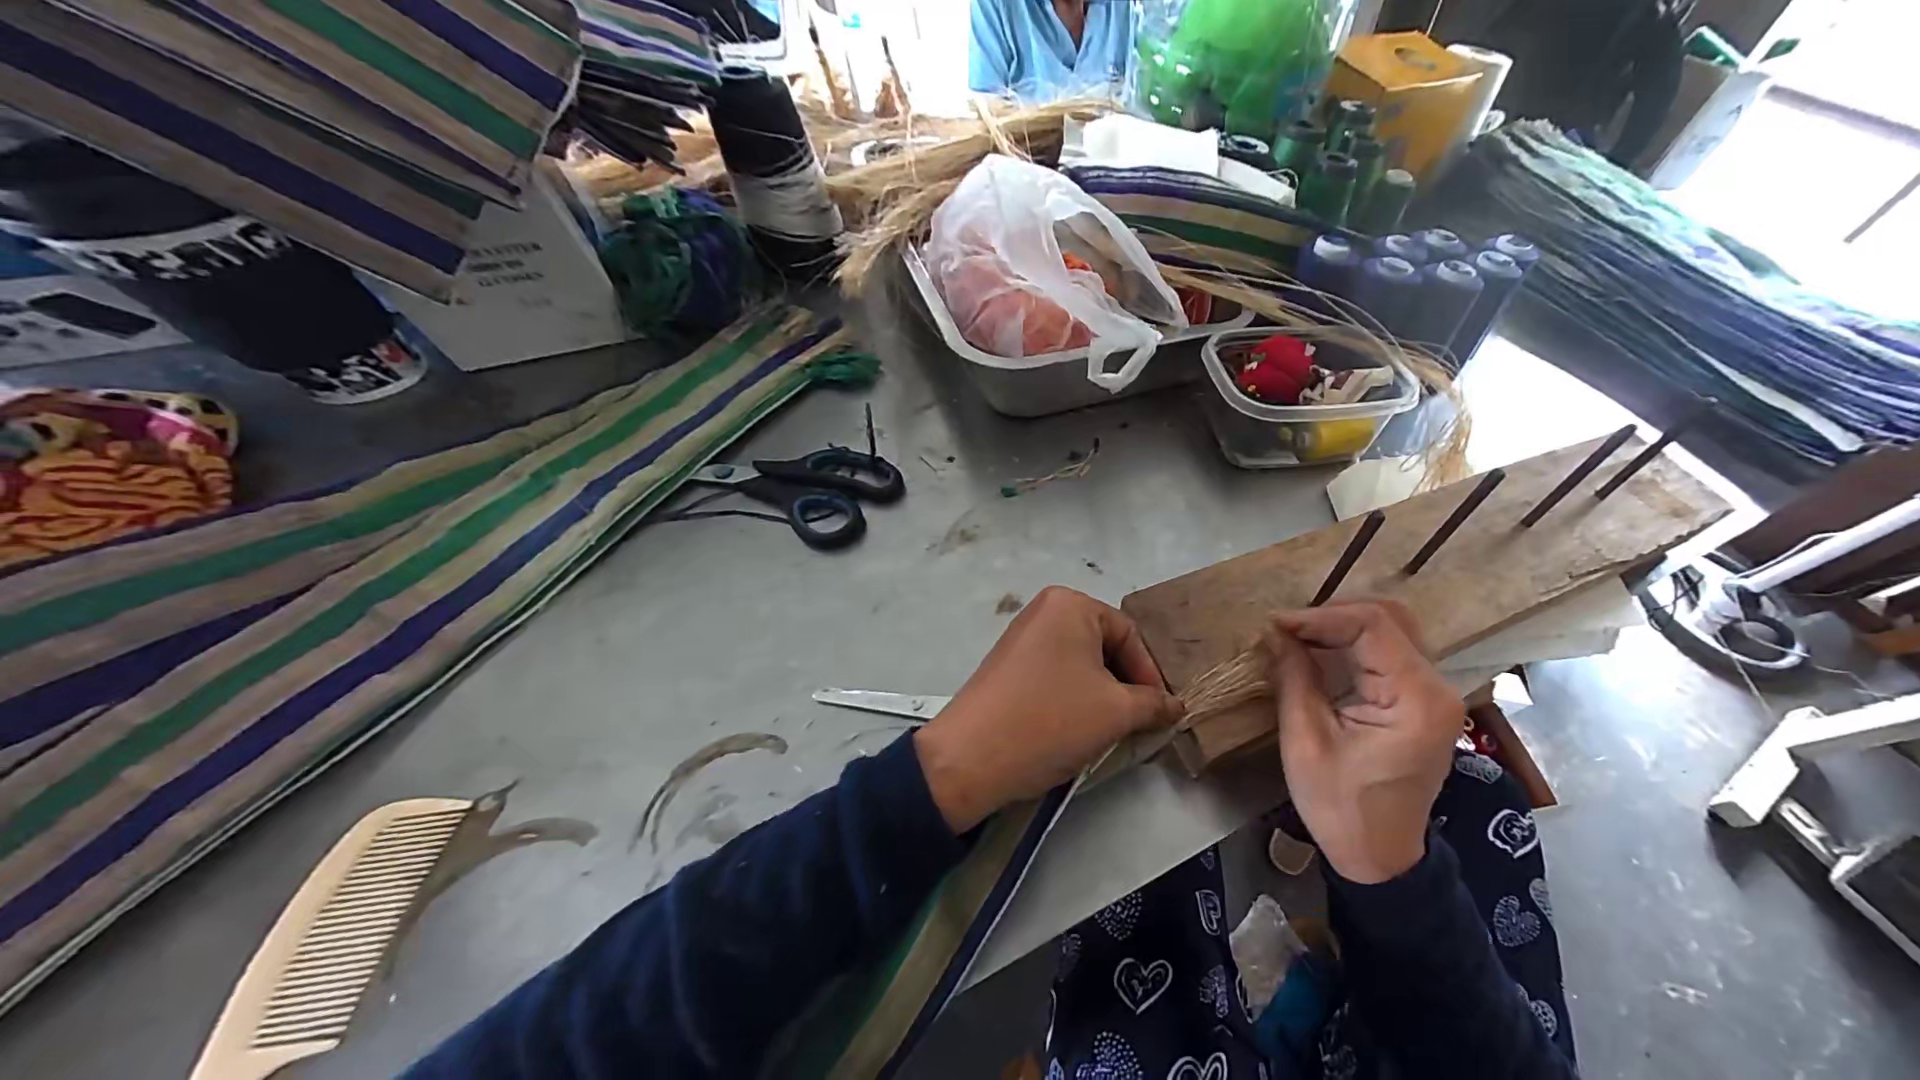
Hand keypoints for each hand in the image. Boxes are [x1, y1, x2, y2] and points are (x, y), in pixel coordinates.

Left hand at [914, 586, 1183, 832]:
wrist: (971, 757)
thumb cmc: (1051, 721)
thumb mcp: (1116, 712)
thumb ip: (1154, 704)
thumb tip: (1175, 706)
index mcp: (1070, 604)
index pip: (1129, 635)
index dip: (1150, 675)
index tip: (1160, 713)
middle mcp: (1043, 610)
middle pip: (1104, 646)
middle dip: (1126, 684)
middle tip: (1138, 722)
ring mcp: (1020, 638)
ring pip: (1080, 664)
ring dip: (1101, 695)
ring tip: (1108, 729)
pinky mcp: (1006, 666)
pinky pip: (1054, 675)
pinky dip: (1073, 698)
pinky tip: (1075, 728)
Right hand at [1263, 600, 1463, 883]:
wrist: (1380, 855)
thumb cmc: (1340, 805)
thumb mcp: (1305, 741)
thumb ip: (1295, 677)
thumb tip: (1276, 633)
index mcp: (1414, 700)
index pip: (1372, 626)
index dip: (1318, 616)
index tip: (1274, 625)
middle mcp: (1436, 688)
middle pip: (1389, 618)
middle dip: (1331, 615)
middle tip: (1285, 629)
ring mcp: (1435, 694)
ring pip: (1392, 629)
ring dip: (1341, 625)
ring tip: (1295, 637)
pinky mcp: (1423, 701)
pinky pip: (1390, 651)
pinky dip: (1352, 642)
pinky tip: (1318, 651)